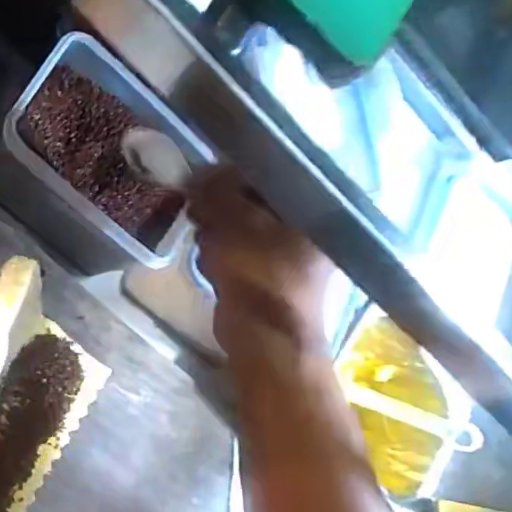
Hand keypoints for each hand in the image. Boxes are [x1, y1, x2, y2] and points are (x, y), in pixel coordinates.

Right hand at [189, 167, 333, 364]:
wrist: (264, 340)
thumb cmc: (259, 277)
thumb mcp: (236, 225)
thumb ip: (218, 193)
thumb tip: (198, 172)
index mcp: (312, 208)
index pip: (271, 173)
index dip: (234, 173)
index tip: (204, 180)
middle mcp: (306, 225)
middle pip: (256, 199)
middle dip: (222, 203)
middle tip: (199, 210)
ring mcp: (287, 252)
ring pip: (243, 224)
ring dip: (217, 228)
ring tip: (203, 236)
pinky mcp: (266, 273)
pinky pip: (238, 249)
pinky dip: (220, 251)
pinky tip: (208, 259)